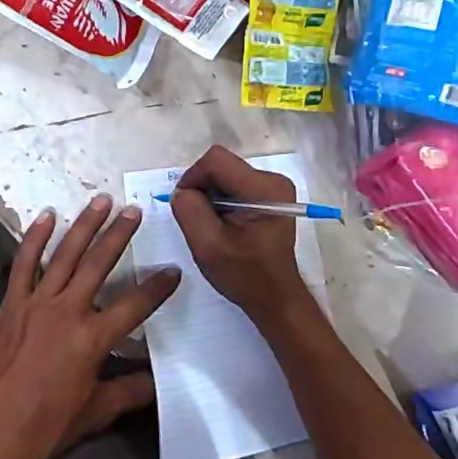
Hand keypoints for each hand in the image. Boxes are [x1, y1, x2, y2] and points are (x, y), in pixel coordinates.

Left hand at [0, 196, 180, 458]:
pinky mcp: (11, 303)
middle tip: (134, 210)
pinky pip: (25, 263)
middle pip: (99, 264)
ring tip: (101, 201)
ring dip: (85, 225)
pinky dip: (35, 238)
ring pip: (65, 254)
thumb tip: (156, 384)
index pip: (135, 306)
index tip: (174, 269)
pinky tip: (46, 216)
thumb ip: (128, 393)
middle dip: (119, 235)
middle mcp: (67, 311)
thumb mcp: (93, 415)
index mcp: (92, 339)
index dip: (157, 288)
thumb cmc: (43, 429)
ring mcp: (36, 303)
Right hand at [170, 146, 314, 324]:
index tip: (185, 204)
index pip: (216, 161)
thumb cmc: (244, 275)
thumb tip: (181, 190)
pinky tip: (224, 223)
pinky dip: (222, 199)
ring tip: (213, 224)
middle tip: (199, 219)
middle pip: (221, 165)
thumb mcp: (207, 245)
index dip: (193, 177)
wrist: (275, 297)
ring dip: (211, 194)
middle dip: (203, 188)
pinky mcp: (270, 193)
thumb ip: (189, 210)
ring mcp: (273, 185)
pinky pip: (234, 182)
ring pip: (225, 173)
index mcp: (263, 189)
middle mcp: (273, 179)